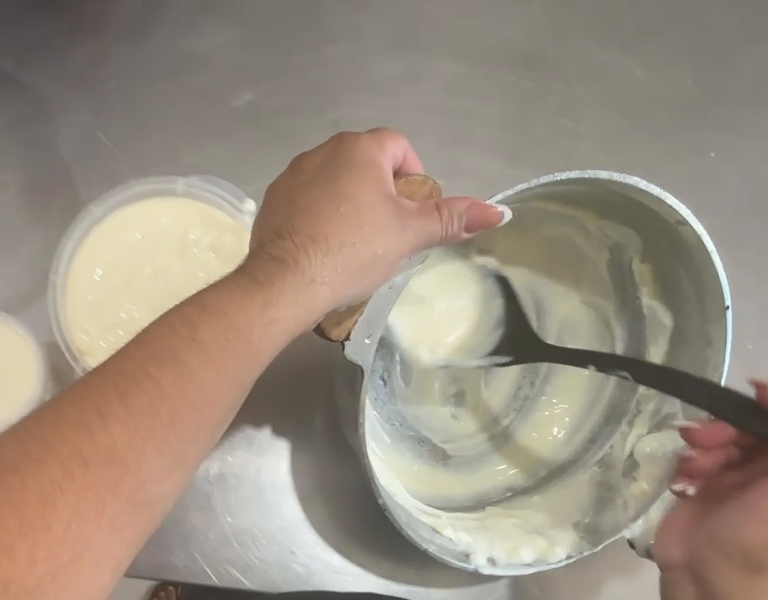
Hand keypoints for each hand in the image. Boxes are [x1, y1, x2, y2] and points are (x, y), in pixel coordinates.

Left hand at [238, 129, 506, 319]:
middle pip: (364, 166)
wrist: (284, 284)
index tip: (412, 214)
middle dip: (380, 196)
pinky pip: (303, 207)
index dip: (414, 178)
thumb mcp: (408, 236)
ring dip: (347, 208)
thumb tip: (497, 212)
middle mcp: (321, 152)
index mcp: (359, 149)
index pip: (399, 147)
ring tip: (353, 248)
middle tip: (386, 236)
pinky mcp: (270, 206)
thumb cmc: (352, 252)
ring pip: (331, 186)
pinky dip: (317, 222)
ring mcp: (290, 178)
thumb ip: (450, 219)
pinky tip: (322, 252)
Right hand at [651, 381, 767, 595]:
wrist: (710, 586)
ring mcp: (752, 478)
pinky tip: (687, 474)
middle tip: (713, 429)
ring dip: (712, 437)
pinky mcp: (713, 485)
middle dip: (743, 420)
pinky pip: (706, 453)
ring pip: (737, 433)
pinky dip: (694, 457)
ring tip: (695, 457)